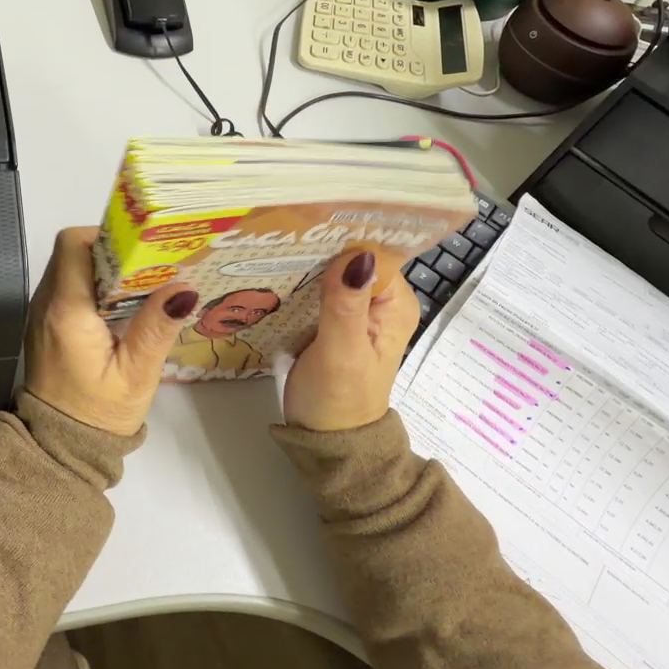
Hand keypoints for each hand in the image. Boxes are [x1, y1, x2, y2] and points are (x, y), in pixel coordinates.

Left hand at [24, 226, 198, 436]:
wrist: (59, 449)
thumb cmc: (97, 413)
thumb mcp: (136, 373)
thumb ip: (156, 327)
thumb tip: (183, 288)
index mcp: (66, 309)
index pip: (72, 243)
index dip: (105, 235)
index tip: (139, 248)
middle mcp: (46, 302)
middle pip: (73, 251)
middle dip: (111, 250)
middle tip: (150, 263)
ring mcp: (43, 312)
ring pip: (71, 267)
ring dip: (104, 268)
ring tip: (144, 281)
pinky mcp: (47, 324)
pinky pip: (69, 288)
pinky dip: (95, 285)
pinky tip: (125, 303)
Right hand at [282, 249, 419, 431]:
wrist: (326, 442)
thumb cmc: (337, 400)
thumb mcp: (341, 352)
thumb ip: (346, 304)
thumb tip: (357, 256)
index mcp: (394, 304)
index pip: (372, 252)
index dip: (341, 237)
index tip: (304, 226)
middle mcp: (381, 302)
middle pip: (351, 257)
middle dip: (321, 246)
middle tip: (280, 235)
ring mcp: (356, 311)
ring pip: (332, 271)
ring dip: (307, 262)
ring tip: (274, 248)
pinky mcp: (333, 321)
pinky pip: (319, 289)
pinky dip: (301, 281)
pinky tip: (277, 273)